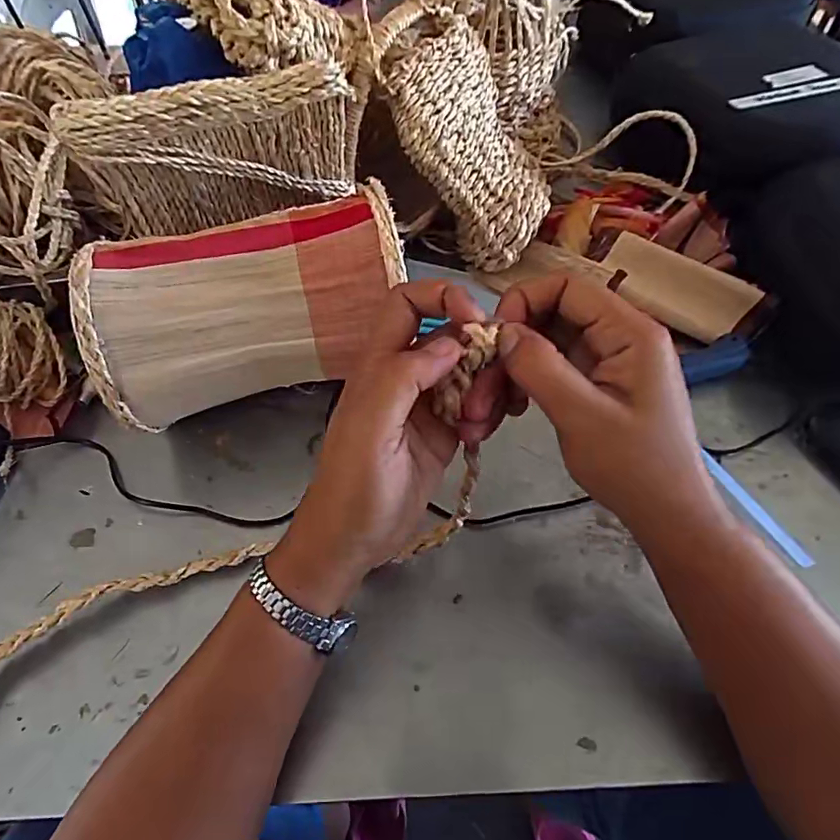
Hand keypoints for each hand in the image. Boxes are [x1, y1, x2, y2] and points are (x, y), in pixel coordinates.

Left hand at [267, 281, 492, 611]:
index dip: (441, 297)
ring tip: (476, 426)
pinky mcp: (444, 432)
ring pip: (468, 371)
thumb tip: (453, 340)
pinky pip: (474, 405)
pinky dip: (485, 414)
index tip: (474, 322)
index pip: (407, 303)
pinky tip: (477, 438)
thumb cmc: (353, 485)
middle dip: (476, 353)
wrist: (352, 542)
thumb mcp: (371, 426)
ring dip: (484, 389)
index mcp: (379, 364)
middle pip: (450, 336)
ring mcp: (427, 405)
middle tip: (487, 392)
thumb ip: (404, 376)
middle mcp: (405, 376)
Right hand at [493, 274, 709, 524]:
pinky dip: (529, 380)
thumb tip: (502, 331)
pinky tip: (513, 407)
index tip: (494, 339)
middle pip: (554, 313)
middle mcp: (622, 336)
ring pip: (549, 341)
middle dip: (513, 341)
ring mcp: (611, 360)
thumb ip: (540, 367)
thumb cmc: (633, 467)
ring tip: (492, 404)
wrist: (668, 512)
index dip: (523, 301)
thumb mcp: (581, 416)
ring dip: (515, 365)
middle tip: (483, 382)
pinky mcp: (600, 382)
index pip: (568, 286)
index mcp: (630, 332)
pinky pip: (555, 365)